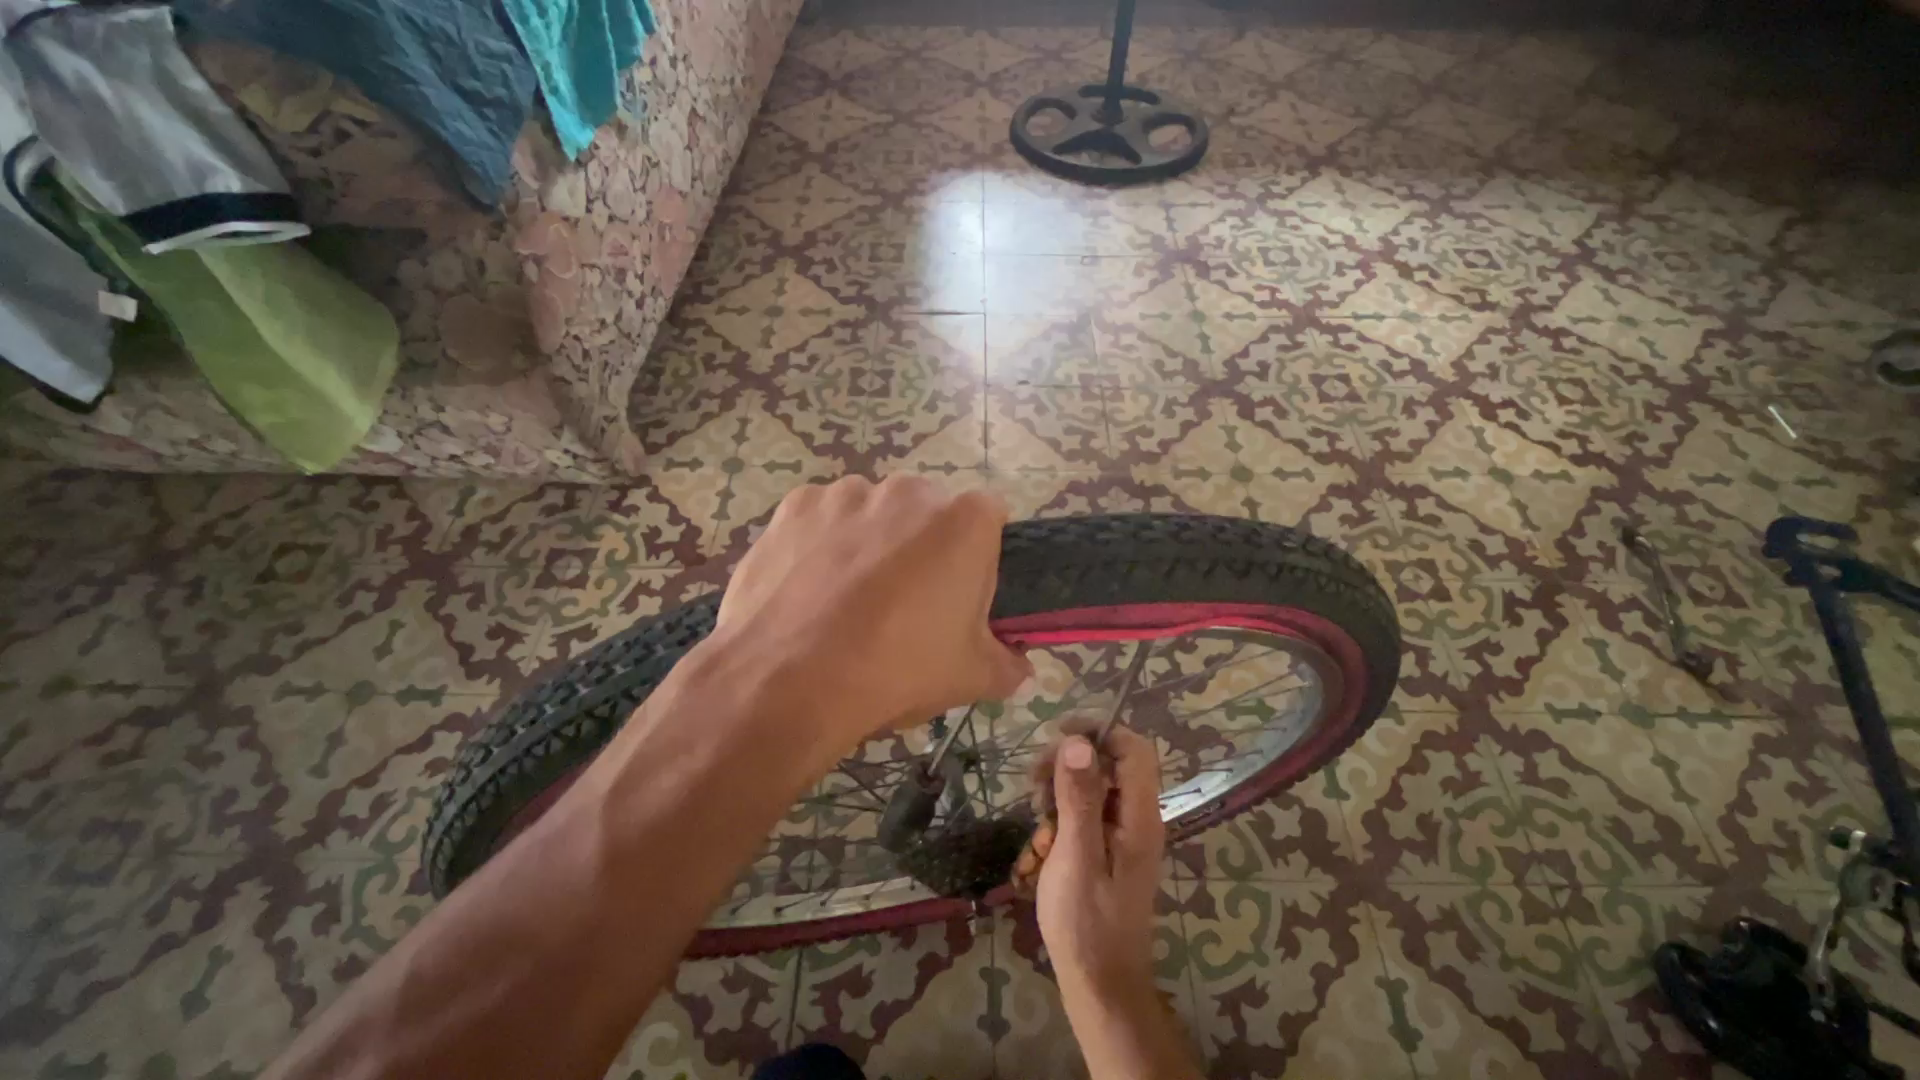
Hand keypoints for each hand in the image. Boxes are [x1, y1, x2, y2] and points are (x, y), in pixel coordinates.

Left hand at [712, 476, 1032, 745]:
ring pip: (872, 513)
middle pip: (928, 512)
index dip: (979, 557)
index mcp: (964, 521)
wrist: (786, 681)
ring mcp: (846, 494)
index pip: (989, 519)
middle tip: (906, 605)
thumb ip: (1007, 664)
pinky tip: (809, 592)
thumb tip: (1019, 667)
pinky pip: (821, 520)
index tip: (961, 596)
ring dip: (870, 543)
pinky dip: (820, 545)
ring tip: (847, 602)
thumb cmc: (895, 672)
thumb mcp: (970, 679)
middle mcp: (907, 491)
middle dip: (922, 546)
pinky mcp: (793, 507)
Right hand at [1034, 726, 1165, 997]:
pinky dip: (1061, 821)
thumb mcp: (1075, 856)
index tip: (1056, 736)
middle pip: (1111, 764)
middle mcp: (1139, 819)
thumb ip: (1077, 798)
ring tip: (1037, 825)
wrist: (1099, 984)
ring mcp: (1125, 836)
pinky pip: (1086, 816)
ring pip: (1093, 789)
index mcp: (1141, 817)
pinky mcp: (1110, 852)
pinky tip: (1043, 846)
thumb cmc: (1086, 923)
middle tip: (1033, 786)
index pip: (1134, 748)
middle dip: (1069, 766)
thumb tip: (1078, 741)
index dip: (1099, 731)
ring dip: (1059, 795)